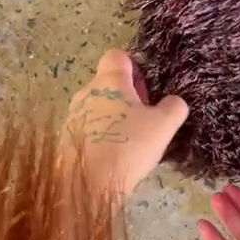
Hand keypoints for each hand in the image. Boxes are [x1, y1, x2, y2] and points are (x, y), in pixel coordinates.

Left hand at [65, 49, 188, 195]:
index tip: (145, 88)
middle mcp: (86, 92)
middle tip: (144, 118)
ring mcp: (73, 115)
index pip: (117, 56)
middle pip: (108, 83)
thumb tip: (174, 101)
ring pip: (97, 106)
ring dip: (113, 116)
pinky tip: (113, 155)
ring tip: (129, 140)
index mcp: (109, 81)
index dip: (133, 67)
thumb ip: (174, 107)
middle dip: (126, 96)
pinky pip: (88, 127)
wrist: (89, 183)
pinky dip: (100, 134)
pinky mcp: (66, 137)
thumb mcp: (163, 126)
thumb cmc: (128, 145)